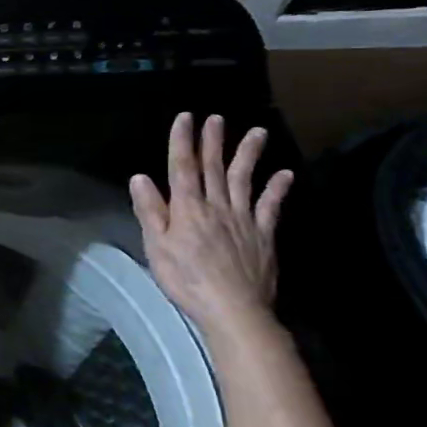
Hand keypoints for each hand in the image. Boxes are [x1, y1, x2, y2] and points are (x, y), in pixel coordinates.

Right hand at [129, 113, 293, 332]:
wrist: (232, 308)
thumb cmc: (186, 280)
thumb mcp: (156, 247)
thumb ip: (150, 211)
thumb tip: (140, 177)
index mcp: (187, 208)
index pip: (182, 167)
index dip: (183, 141)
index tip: (185, 117)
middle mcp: (216, 205)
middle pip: (214, 167)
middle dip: (213, 141)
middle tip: (216, 118)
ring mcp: (243, 218)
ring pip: (245, 179)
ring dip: (249, 154)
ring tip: (257, 132)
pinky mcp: (263, 234)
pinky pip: (270, 206)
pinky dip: (278, 189)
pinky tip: (285, 174)